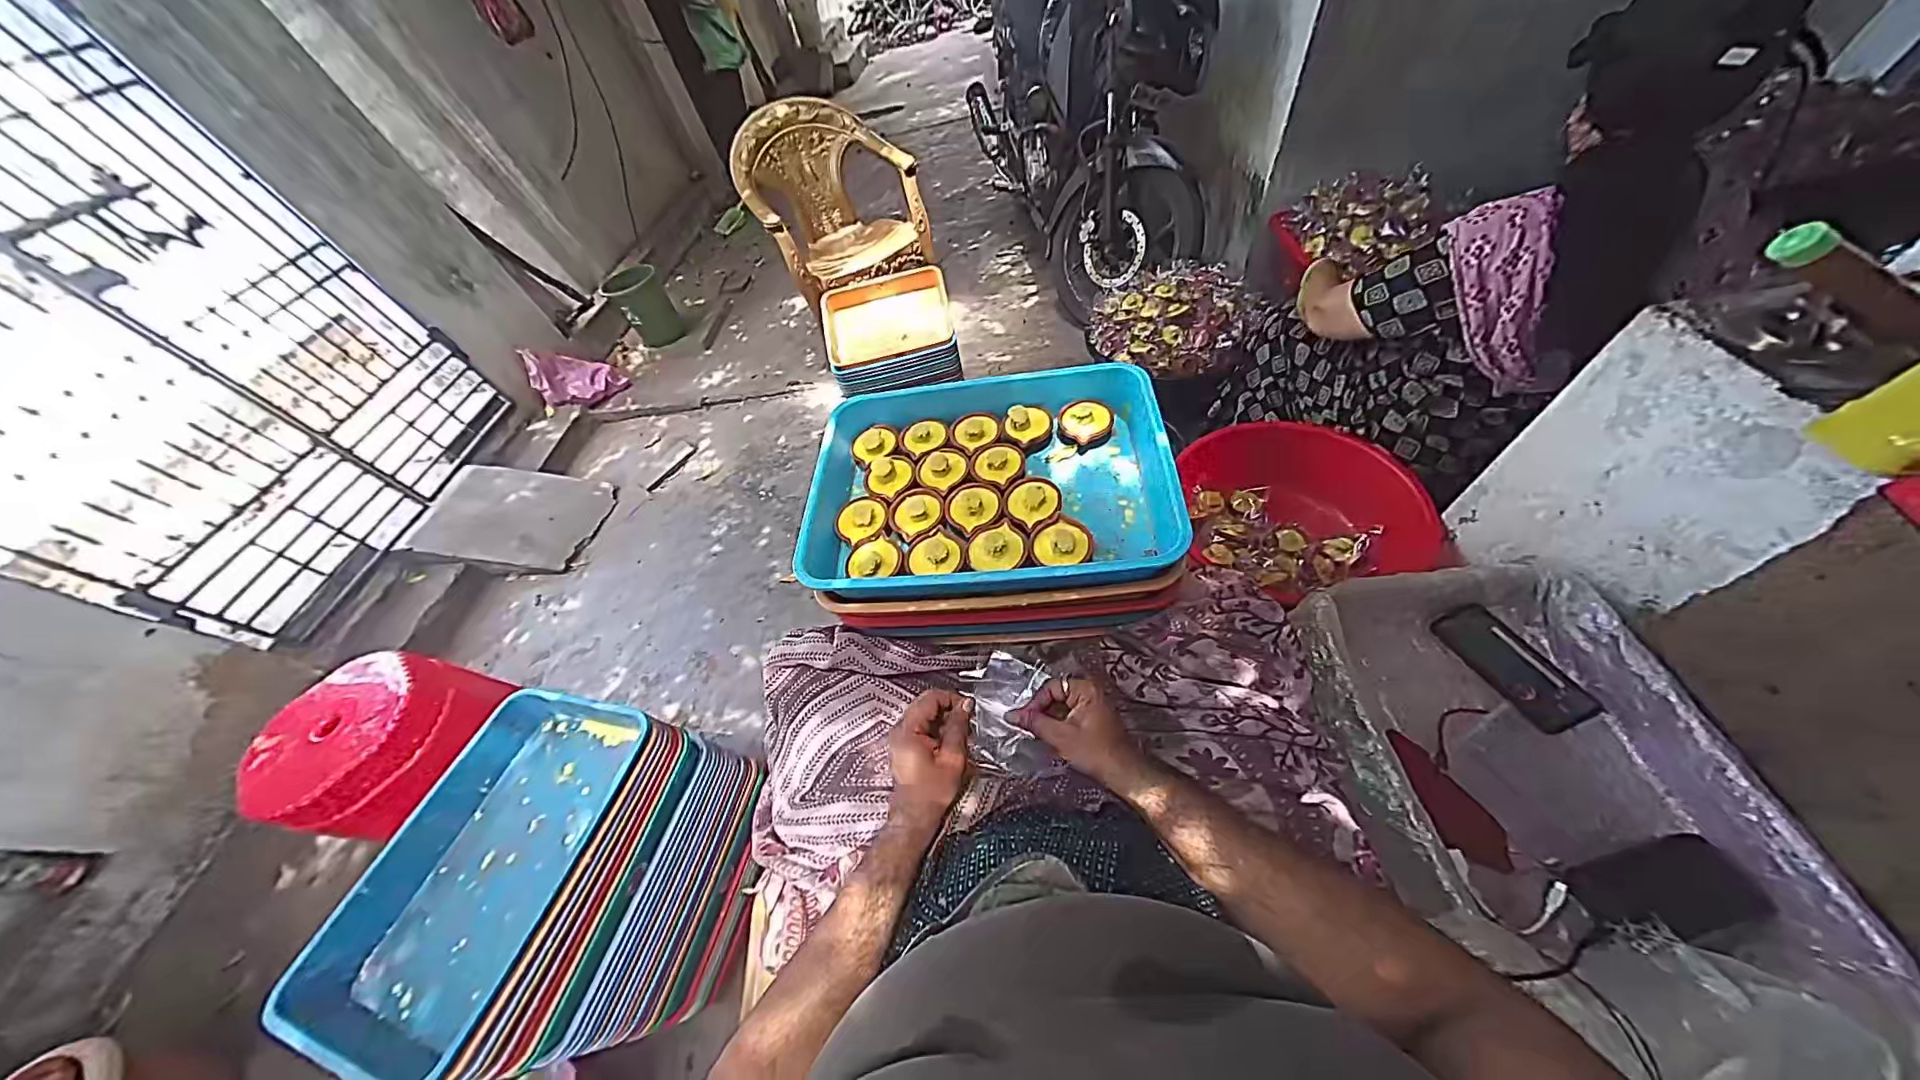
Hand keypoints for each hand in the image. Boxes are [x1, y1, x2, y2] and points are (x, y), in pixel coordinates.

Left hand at [888, 689, 972, 830]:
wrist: (915, 816)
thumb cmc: (933, 791)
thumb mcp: (952, 757)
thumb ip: (958, 727)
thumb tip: (965, 705)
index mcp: (907, 730)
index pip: (930, 698)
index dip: (951, 698)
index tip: (968, 709)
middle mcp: (899, 729)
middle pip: (925, 704)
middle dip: (948, 708)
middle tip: (967, 721)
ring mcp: (899, 736)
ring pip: (924, 714)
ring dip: (944, 719)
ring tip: (961, 733)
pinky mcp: (903, 744)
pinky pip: (921, 726)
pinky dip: (936, 728)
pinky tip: (949, 741)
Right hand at [1013, 677, 1150, 790]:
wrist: (1123, 773)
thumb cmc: (1097, 753)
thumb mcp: (1059, 736)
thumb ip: (1034, 722)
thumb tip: (1013, 715)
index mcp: (1086, 689)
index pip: (1050, 687)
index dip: (1035, 703)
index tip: (1024, 718)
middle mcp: (1091, 693)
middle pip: (1056, 696)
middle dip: (1041, 712)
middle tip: (1029, 726)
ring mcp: (1094, 706)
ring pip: (1062, 708)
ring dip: (1049, 720)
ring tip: (1041, 735)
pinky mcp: (1094, 720)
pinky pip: (1070, 716)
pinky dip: (1060, 726)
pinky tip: (1054, 739)